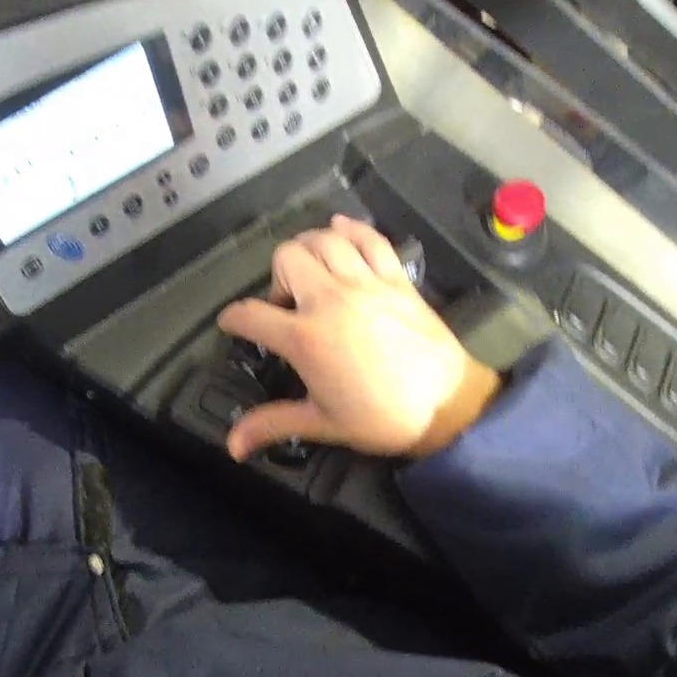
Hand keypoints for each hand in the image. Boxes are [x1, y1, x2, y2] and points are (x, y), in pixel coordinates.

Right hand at [217, 215, 500, 460]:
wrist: (446, 405)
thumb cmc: (380, 419)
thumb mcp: (320, 423)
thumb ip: (271, 425)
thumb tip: (233, 447)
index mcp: (305, 338)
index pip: (252, 315)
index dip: (233, 318)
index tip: (231, 324)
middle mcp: (330, 300)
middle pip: (287, 258)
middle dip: (277, 278)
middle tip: (286, 305)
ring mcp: (365, 284)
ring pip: (324, 239)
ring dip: (309, 250)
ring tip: (310, 273)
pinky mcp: (395, 278)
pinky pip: (369, 238)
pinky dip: (351, 230)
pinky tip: (340, 231)